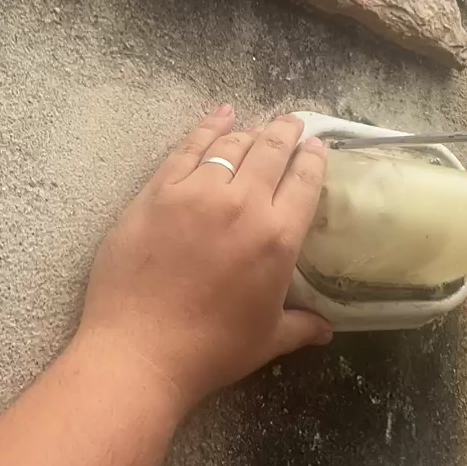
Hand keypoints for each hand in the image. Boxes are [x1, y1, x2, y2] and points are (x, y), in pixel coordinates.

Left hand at [73, 107, 331, 414]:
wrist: (139, 351)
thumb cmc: (210, 350)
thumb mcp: (267, 341)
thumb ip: (301, 326)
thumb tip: (327, 330)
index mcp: (278, 238)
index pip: (305, 182)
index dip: (314, 159)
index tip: (317, 147)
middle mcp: (243, 204)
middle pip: (271, 151)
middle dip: (287, 132)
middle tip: (293, 122)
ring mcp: (197, 192)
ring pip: (231, 144)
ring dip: (250, 131)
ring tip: (257, 126)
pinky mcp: (158, 190)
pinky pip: (189, 148)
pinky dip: (208, 127)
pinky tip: (219, 115)